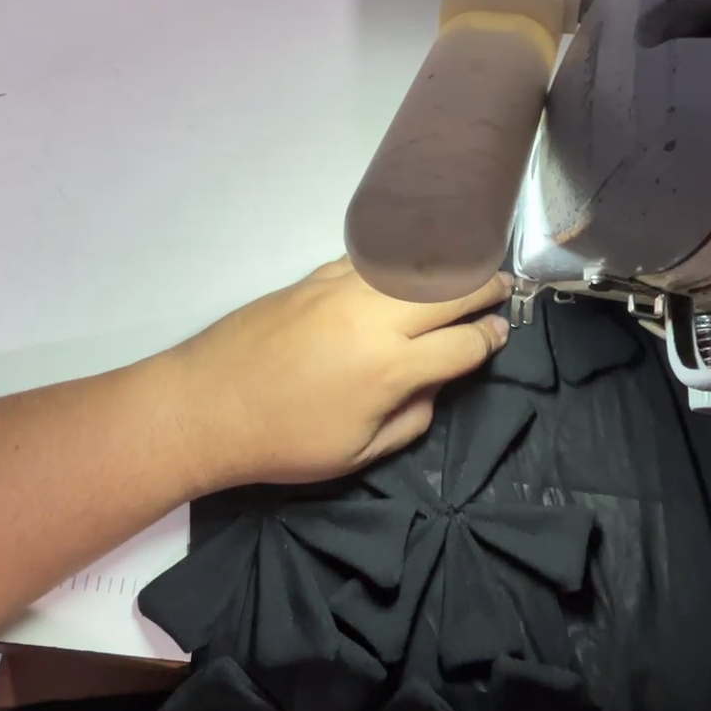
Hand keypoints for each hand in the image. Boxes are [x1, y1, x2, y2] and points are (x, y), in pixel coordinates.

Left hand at [157, 257, 511, 488]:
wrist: (206, 405)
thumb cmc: (284, 442)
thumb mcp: (358, 454)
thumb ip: (412, 418)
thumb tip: (435, 385)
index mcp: (391, 369)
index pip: (464, 345)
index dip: (491, 340)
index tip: (501, 335)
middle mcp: (376, 318)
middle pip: (451, 290)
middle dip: (486, 288)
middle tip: (503, 289)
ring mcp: (343, 290)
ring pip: (414, 263)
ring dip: (451, 263)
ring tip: (470, 266)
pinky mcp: (315, 277)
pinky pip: (372, 257)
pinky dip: (400, 257)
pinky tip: (409, 261)